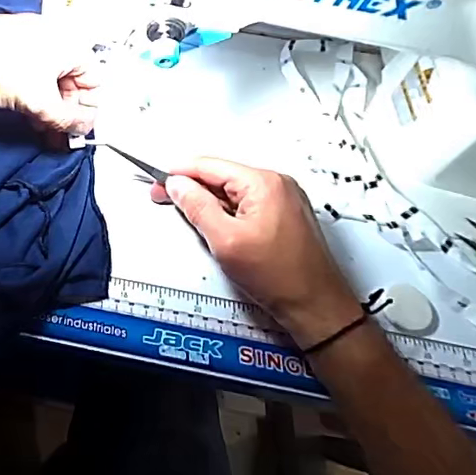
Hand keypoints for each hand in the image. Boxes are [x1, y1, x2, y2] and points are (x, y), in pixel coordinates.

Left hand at [0, 13, 99, 135]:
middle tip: (56, 131)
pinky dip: (32, 89)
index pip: (95, 81)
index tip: (75, 128)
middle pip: (72, 79)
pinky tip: (22, 106)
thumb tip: (81, 126)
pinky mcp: (11, 41)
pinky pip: (32, 68)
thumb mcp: (42, 102)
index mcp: (72, 44)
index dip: (85, 109)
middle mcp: (56, 35)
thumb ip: (68, 119)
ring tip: (38, 124)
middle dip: (64, 109)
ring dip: (48, 102)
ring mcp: (32, 35)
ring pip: (50, 76)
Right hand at [150, 158, 363, 346]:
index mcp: (264, 183)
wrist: (317, 308)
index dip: (179, 174)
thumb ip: (197, 207)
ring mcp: (284, 198)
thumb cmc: (281, 278)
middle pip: (221, 176)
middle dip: (192, 189)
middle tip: (166, 200)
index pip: (210, 166)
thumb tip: (178, 185)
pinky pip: (246, 203)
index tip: (158, 183)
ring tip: (194, 221)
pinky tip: (217, 228)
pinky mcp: (284, 214)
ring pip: (232, 191)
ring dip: (209, 202)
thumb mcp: (225, 241)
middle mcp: (277, 184)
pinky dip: (227, 212)